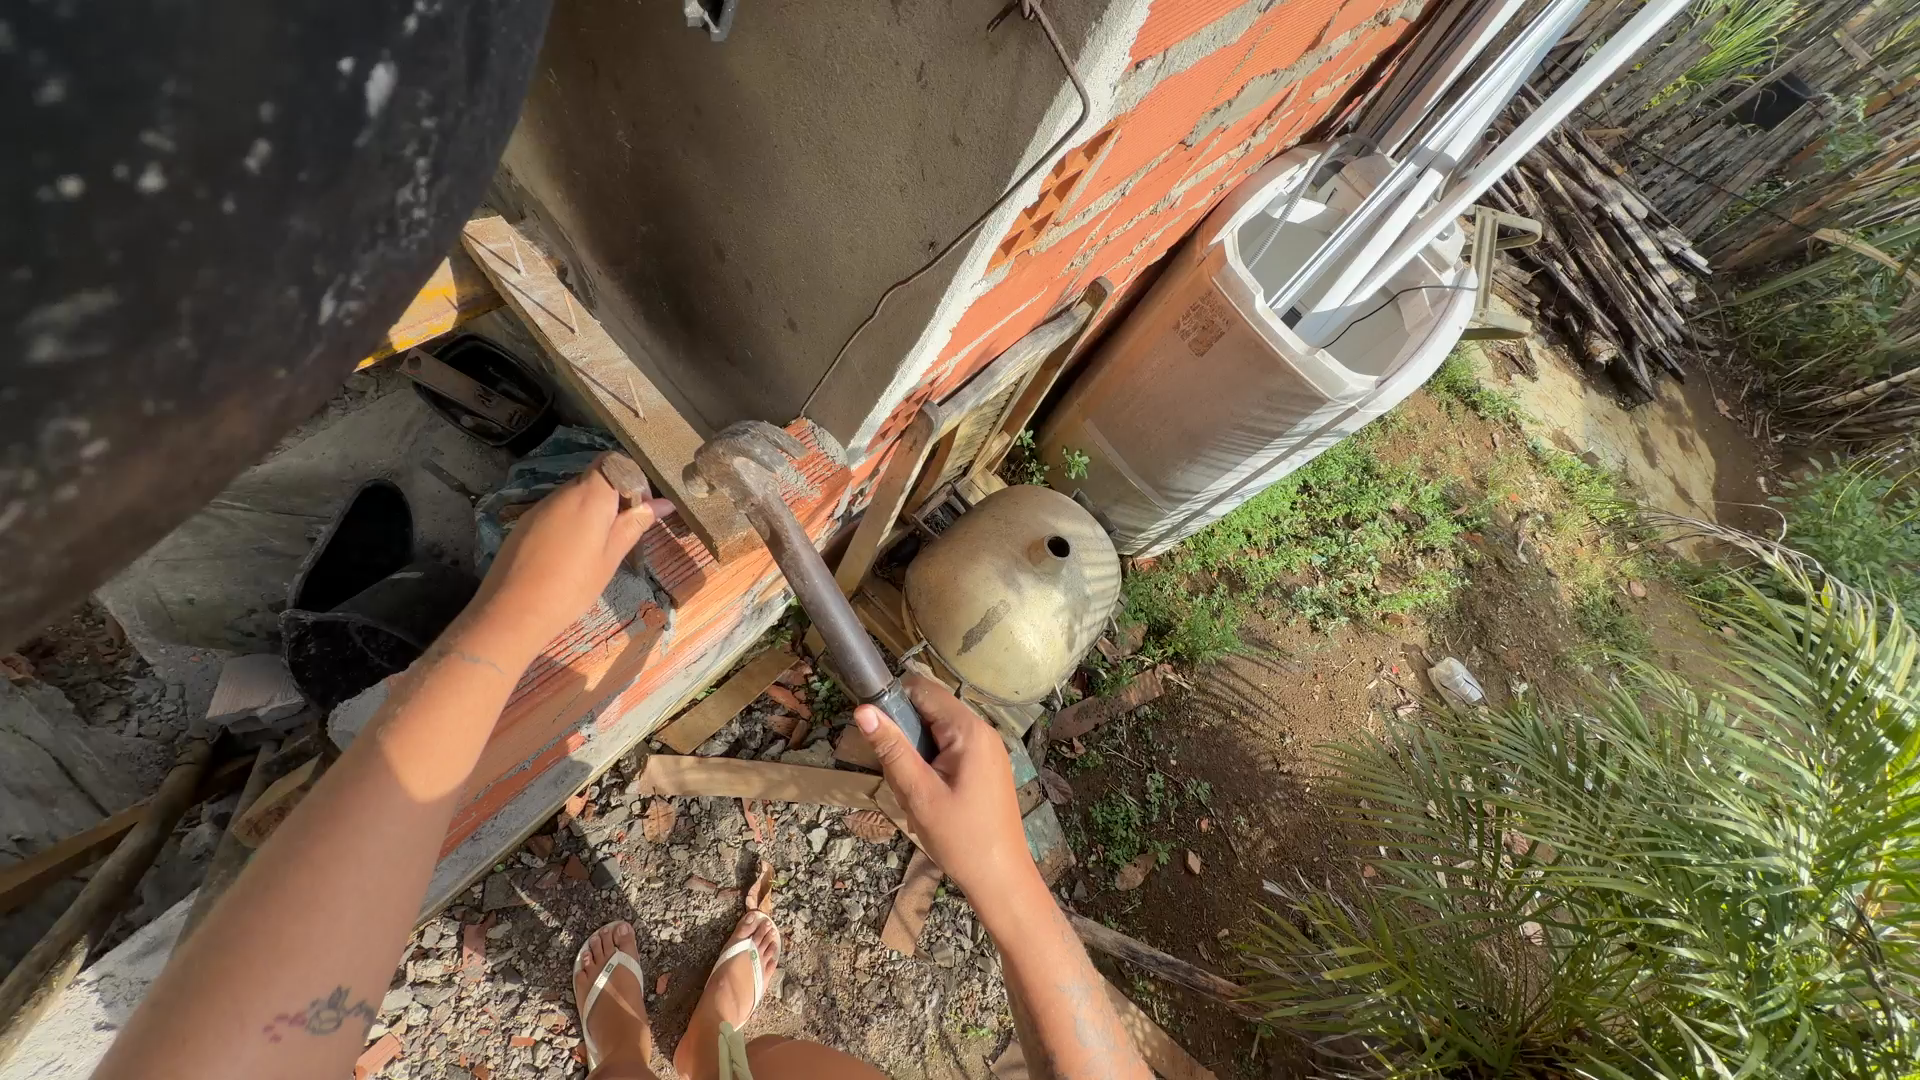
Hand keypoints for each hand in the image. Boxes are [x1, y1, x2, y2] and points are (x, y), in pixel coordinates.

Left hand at [465, 457, 672, 657]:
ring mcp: (541, 507)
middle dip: (616, 496)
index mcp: (589, 497)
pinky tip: (573, 553)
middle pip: (595, 477)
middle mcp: (563, 493)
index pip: (613, 461)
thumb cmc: (573, 585)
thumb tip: (663, 503)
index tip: (640, 507)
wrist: (513, 611)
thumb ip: (635, 524)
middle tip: (626, 530)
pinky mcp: (526, 522)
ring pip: (576, 494)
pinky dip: (574, 520)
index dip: (632, 477)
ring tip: (600, 546)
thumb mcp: (612, 556)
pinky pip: (558, 510)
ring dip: (595, 510)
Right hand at [855, 675, 1039, 907]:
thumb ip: (892, 749)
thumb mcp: (918, 794)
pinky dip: (933, 768)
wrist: (1002, 879)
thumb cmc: (960, 838)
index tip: (876, 733)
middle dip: (907, 738)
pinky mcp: (987, 767)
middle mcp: (983, 731)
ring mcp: (988, 749)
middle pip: (931, 712)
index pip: (924, 690)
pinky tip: (931, 800)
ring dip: (918, 758)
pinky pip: (952, 752)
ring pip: (938, 735)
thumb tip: (863, 710)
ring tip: (917, 796)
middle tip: (901, 779)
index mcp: (969, 730)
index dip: (895, 702)